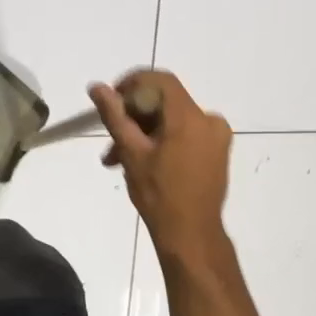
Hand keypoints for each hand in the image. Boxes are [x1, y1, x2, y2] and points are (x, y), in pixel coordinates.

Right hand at [89, 71, 233, 254]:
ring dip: (144, 135)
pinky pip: (185, 135)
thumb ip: (115, 117)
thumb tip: (97, 88)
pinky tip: (145, 165)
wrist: (191, 234)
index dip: (131, 84)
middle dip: (133, 119)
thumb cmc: (158, 196)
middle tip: (109, 145)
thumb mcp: (131, 154)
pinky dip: (162, 143)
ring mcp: (217, 136)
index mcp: (190, 117)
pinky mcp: (217, 152)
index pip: (160, 81)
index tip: (110, 101)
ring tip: (120, 162)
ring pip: (172, 122)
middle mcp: (209, 119)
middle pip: (165, 103)